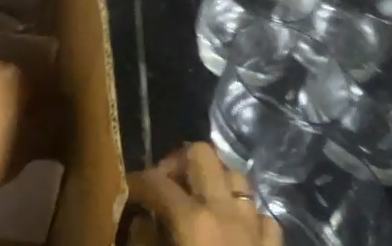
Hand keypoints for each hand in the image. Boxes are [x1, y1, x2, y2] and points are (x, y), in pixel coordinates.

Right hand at [129, 143, 281, 245]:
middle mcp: (225, 211)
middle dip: (180, 161)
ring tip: (201, 200)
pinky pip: (262, 215)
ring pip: (237, 178)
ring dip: (217, 184)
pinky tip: (236, 228)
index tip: (129, 189)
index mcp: (193, 218)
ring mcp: (255, 226)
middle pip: (202, 154)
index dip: (137, 182)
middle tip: (168, 182)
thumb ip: (146, 238)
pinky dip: (246, 215)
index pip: (155, 182)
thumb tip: (141, 219)